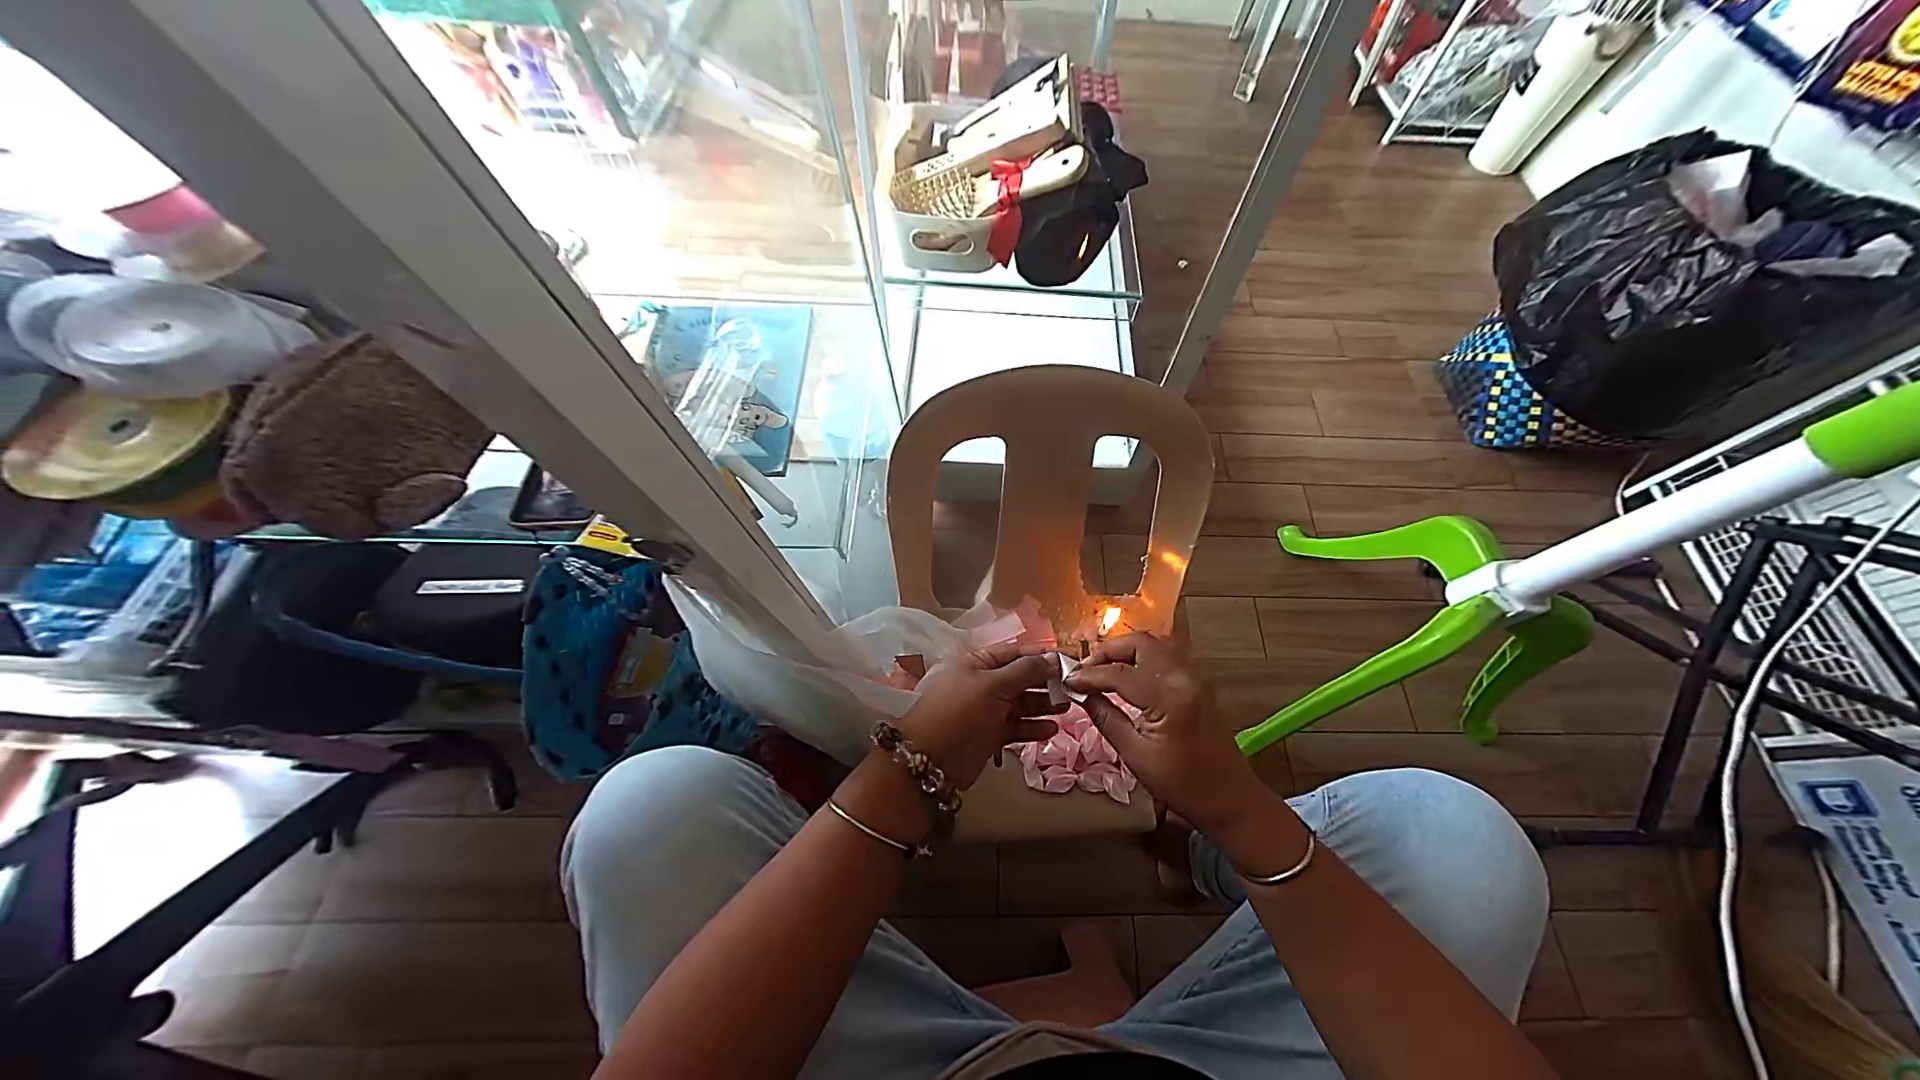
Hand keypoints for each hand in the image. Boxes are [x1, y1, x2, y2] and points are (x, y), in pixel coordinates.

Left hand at [896, 642, 1063, 790]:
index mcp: (978, 662)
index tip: (1072, 661)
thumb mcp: (993, 686)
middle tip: (1073, 689)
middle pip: (1022, 678)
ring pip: (1021, 703)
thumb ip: (1025, 671)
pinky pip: (1016, 726)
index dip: (1044, 656)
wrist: (928, 762)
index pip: (1017, 653)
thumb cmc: (960, 714)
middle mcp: (983, 683)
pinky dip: (1033, 727)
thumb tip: (1052, 657)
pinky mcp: (990, 735)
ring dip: (1043, 705)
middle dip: (1047, 682)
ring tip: (1066, 708)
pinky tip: (1050, 729)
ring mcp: (986, 710)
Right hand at [1065, 633, 1282, 838]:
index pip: (1119, 672)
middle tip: (1084, 671)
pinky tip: (1127, 675)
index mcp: (1169, 699)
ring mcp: (1196, 678)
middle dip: (1106, 652)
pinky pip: (1167, 655)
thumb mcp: (1135, 754)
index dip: (1088, 675)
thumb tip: (1081, 694)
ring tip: (1102, 671)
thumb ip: (1105, 717)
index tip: (1068, 682)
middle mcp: (1185, 678)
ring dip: (1125, 651)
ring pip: (1155, 644)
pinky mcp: (1199, 683)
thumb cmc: (1182, 785)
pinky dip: (1143, 657)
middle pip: (1139, 643)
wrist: (1230, 799)